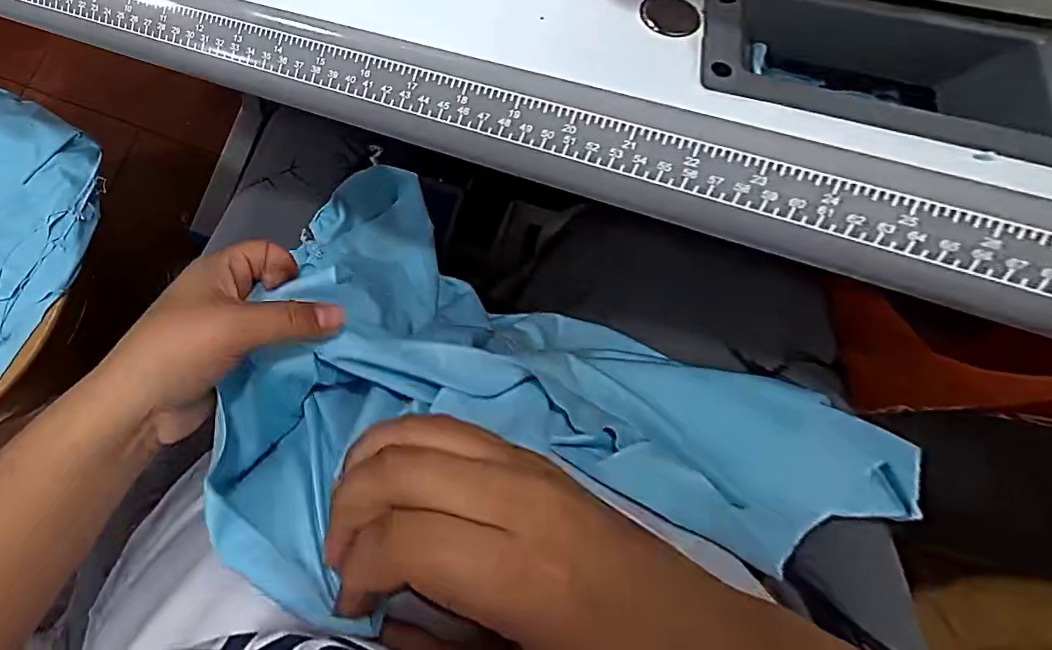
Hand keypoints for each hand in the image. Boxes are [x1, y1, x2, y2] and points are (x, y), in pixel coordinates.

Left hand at [92, 240, 342, 443]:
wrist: (139, 405)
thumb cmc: (183, 347)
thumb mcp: (238, 325)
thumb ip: (290, 319)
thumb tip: (342, 313)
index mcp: (219, 269)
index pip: (267, 253)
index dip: (290, 270)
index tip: (310, 301)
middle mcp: (223, 294)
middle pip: (272, 289)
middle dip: (300, 307)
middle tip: (332, 332)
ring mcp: (224, 330)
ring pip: (271, 324)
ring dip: (293, 338)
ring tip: (327, 355)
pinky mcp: (228, 362)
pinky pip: (263, 352)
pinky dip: (281, 360)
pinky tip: (306, 373)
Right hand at [325, 416, 846, 649]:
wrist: (714, 642)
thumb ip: (442, 648)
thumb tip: (376, 622)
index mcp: (527, 571)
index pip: (406, 539)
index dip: (358, 568)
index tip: (347, 603)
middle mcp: (518, 496)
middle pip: (397, 471)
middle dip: (348, 508)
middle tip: (337, 554)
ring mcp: (522, 461)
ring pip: (410, 430)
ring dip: (364, 463)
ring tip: (351, 508)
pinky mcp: (525, 450)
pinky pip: (439, 424)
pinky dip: (397, 441)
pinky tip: (388, 475)